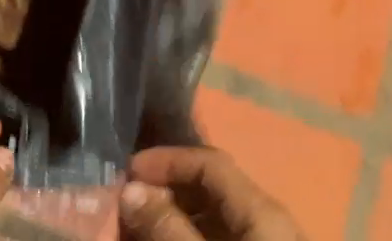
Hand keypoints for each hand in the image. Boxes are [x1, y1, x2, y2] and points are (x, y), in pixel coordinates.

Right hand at [118, 147, 299, 240]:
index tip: (128, 171)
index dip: (168, 159)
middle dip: (164, 191)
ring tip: (135, 226)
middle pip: (209, 189)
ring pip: (210, 217)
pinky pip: (216, 238)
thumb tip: (128, 189)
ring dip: (171, 215)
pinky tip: (159, 240)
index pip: (210, 161)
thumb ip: (169, 228)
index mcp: (263, 210)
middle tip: (125, 204)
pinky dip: (186, 236)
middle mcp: (266, 220)